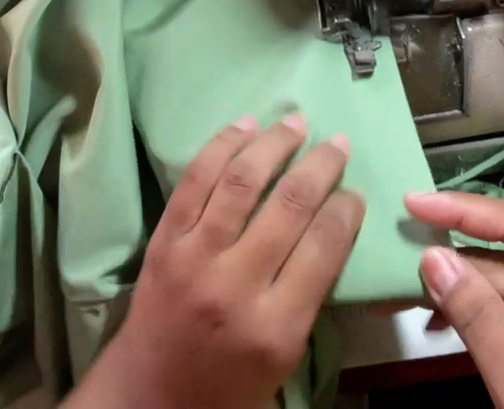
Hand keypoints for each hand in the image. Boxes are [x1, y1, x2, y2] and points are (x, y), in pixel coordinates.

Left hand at [66, 114, 364, 408]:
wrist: (149, 397)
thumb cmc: (229, 383)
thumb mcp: (286, 355)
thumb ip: (310, 293)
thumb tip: (336, 225)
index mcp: (276, 326)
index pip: (325, 246)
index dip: (346, 208)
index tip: (355, 191)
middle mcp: (236, 285)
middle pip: (289, 205)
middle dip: (321, 165)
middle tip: (337, 143)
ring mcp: (194, 257)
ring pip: (241, 181)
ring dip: (273, 143)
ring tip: (295, 122)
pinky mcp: (163, 240)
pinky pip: (195, 180)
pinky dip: (222, 146)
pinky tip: (244, 126)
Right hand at [405, 190, 503, 408]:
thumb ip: (478, 318)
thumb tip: (432, 255)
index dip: (463, 209)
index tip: (413, 202)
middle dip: (449, 258)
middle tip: (392, 253)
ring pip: (499, 285)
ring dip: (452, 289)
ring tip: (400, 291)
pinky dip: (469, 315)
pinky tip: (434, 322)